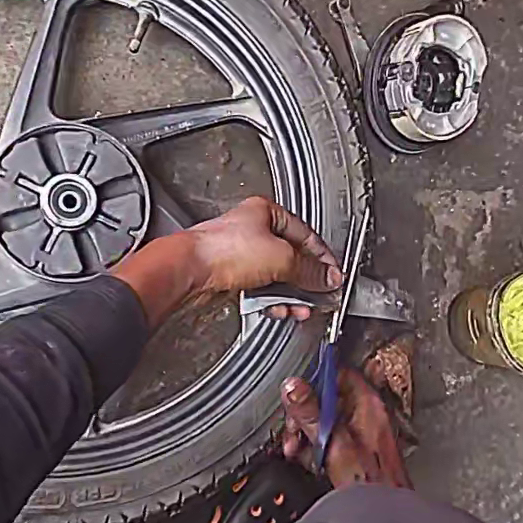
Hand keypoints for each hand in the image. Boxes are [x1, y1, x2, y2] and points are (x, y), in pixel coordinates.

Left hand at [185, 197, 342, 319]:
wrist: (188, 270)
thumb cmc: (222, 251)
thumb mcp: (280, 257)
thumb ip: (309, 269)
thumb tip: (328, 277)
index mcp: (267, 213)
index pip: (307, 235)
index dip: (323, 258)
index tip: (334, 277)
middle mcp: (254, 231)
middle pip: (292, 258)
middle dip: (307, 282)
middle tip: (319, 298)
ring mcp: (242, 254)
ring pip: (277, 277)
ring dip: (291, 295)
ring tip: (299, 308)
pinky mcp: (233, 276)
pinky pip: (261, 289)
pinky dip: (272, 300)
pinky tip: (279, 309)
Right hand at [279, 370, 410, 488]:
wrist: (383, 517)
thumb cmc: (369, 483)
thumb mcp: (332, 443)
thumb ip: (311, 413)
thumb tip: (292, 386)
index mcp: (368, 406)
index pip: (340, 374)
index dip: (316, 382)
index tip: (297, 395)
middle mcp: (368, 415)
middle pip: (329, 398)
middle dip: (305, 413)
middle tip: (293, 430)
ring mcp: (363, 433)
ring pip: (327, 419)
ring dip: (306, 432)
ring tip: (296, 448)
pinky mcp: (357, 451)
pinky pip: (331, 437)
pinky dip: (316, 445)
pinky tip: (308, 459)